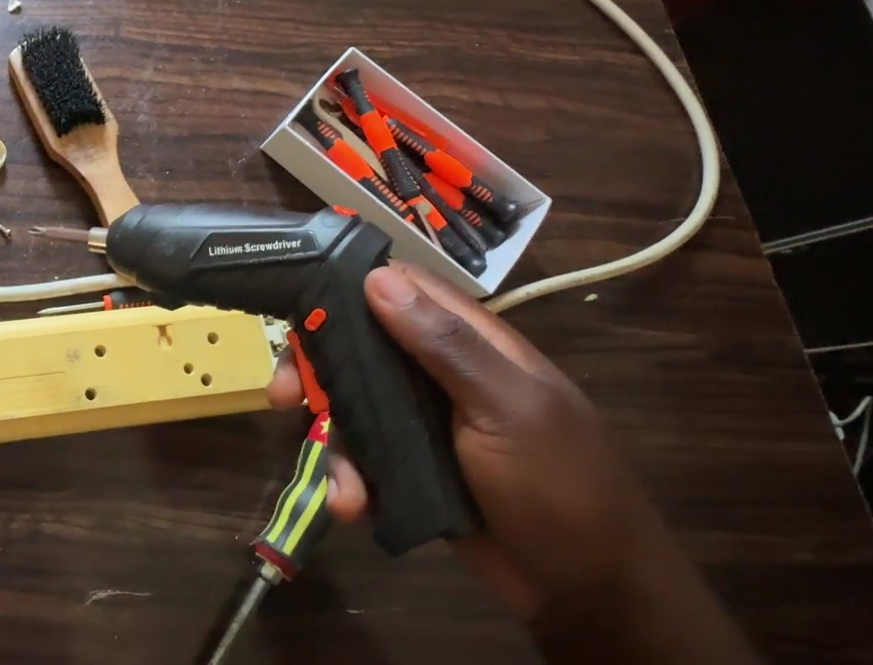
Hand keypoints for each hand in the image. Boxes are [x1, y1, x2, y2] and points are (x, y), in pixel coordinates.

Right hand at [267, 263, 670, 620]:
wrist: (590, 596)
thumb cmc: (561, 487)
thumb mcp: (509, 409)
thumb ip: (446, 344)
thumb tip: (376, 276)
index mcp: (469, 341)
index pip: (398, 287)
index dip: (344, 285)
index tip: (293, 299)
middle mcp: (436, 372)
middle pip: (355, 346)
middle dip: (313, 369)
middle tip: (283, 394)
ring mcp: (419, 421)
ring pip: (348, 405)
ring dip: (331, 440)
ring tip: (337, 482)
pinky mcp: (406, 467)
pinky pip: (358, 457)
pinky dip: (348, 480)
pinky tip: (354, 506)